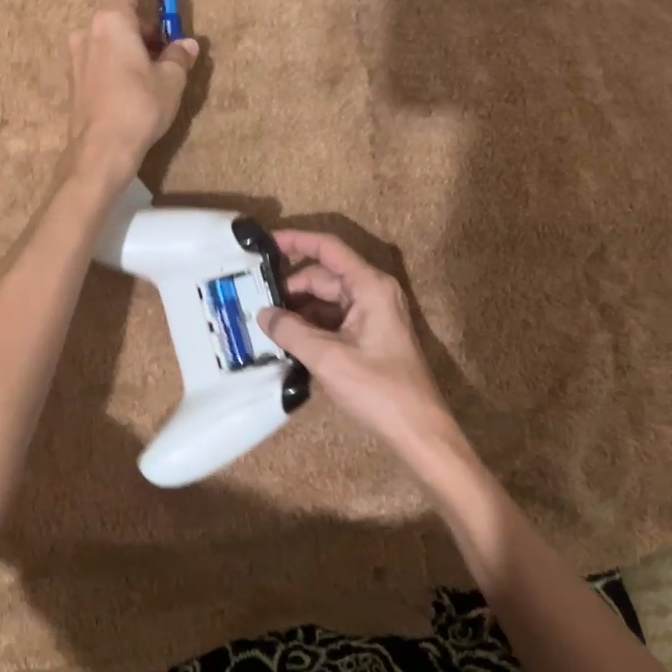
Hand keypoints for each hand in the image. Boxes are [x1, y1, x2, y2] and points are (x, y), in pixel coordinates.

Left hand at [65, 0, 199, 181]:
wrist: (101, 150)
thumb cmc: (138, 106)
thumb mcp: (170, 80)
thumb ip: (179, 56)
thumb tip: (187, 45)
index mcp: (110, 21)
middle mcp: (87, 32)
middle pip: (116, 11)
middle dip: (145, 20)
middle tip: (170, 36)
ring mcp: (77, 57)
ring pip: (108, 36)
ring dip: (133, 40)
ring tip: (159, 60)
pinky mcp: (75, 80)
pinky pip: (100, 55)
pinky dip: (120, 56)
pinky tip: (138, 77)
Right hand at [257, 230, 467, 473]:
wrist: (418, 430)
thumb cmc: (378, 389)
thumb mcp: (328, 358)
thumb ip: (291, 331)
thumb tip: (263, 313)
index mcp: (369, 287)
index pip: (328, 249)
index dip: (296, 241)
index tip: (264, 244)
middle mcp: (373, 293)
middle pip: (323, 276)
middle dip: (290, 287)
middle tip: (253, 301)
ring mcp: (373, 315)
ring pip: (326, 300)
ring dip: (298, 310)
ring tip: (264, 324)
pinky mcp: (370, 336)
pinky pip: (333, 320)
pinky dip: (310, 326)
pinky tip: (286, 341)